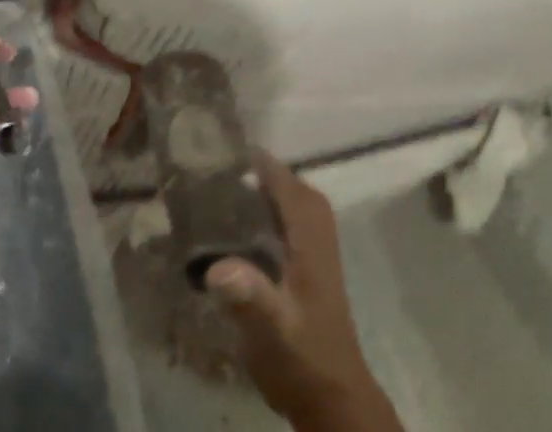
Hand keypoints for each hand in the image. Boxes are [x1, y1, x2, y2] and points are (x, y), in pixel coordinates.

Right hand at [202, 154, 400, 430]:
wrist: (332, 402)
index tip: (236, 148)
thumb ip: (251, 298)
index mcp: (312, 253)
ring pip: (300, 216)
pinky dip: (271, 219)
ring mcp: (316, 267)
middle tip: (228, 165)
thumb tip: (219, 267)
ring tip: (229, 186)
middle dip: (271, 176)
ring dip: (272, 195)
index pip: (298, 197)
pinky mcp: (308, 282)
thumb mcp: (274, 331)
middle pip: (303, 200)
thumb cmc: (303, 361)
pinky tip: (240, 228)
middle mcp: (319, 252)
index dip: (271, 170)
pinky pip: (291, 234)